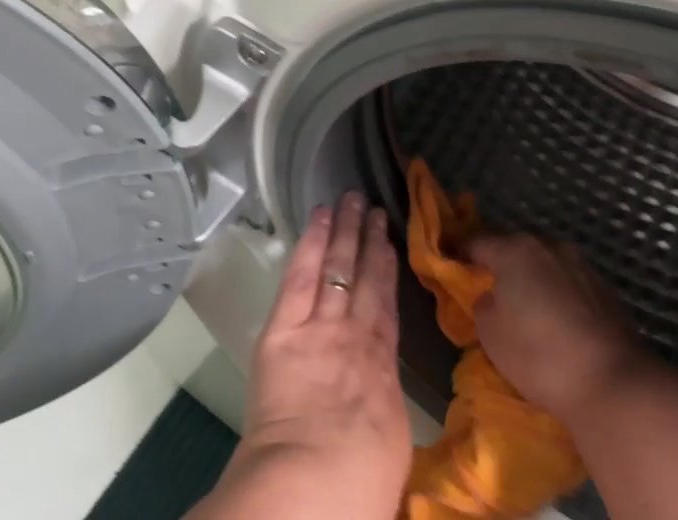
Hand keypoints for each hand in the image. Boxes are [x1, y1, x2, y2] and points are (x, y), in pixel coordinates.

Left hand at [223, 193, 410, 519]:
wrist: (315, 478)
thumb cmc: (358, 479)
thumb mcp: (387, 442)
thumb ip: (381, 406)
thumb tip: (377, 401)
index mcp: (384, 367)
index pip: (388, 307)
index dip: (389, 272)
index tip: (392, 243)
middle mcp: (356, 336)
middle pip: (366, 278)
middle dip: (370, 240)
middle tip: (374, 207)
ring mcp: (322, 326)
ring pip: (337, 268)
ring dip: (345, 231)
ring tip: (351, 200)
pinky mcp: (285, 327)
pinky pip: (301, 275)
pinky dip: (311, 242)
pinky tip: (319, 217)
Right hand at [467, 234, 647, 422]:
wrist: (610, 380)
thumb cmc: (537, 354)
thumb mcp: (490, 333)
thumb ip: (484, 304)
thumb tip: (493, 296)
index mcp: (516, 251)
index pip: (477, 242)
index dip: (461, 254)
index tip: (452, 267)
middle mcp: (551, 247)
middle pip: (516, 249)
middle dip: (502, 265)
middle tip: (490, 290)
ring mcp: (583, 266)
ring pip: (547, 266)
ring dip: (534, 280)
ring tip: (527, 309)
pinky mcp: (607, 290)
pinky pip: (571, 285)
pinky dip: (559, 296)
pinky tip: (559, 323)